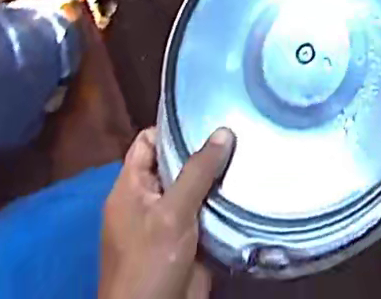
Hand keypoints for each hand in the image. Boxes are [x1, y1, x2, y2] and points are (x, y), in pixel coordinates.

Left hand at [100, 126, 235, 298]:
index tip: (208, 114)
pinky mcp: (190, 236)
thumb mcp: (171, 214)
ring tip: (250, 146)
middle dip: (205, 146)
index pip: (148, 142)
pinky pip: (208, 204)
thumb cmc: (149, 266)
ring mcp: (168, 219)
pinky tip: (248, 178)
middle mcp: (148, 199)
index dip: (173, 127)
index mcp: (130, 189)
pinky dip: (225, 193)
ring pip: (196, 182)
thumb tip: (224, 130)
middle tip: (239, 126)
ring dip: (219, 171)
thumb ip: (197, 171)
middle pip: (176, 159)